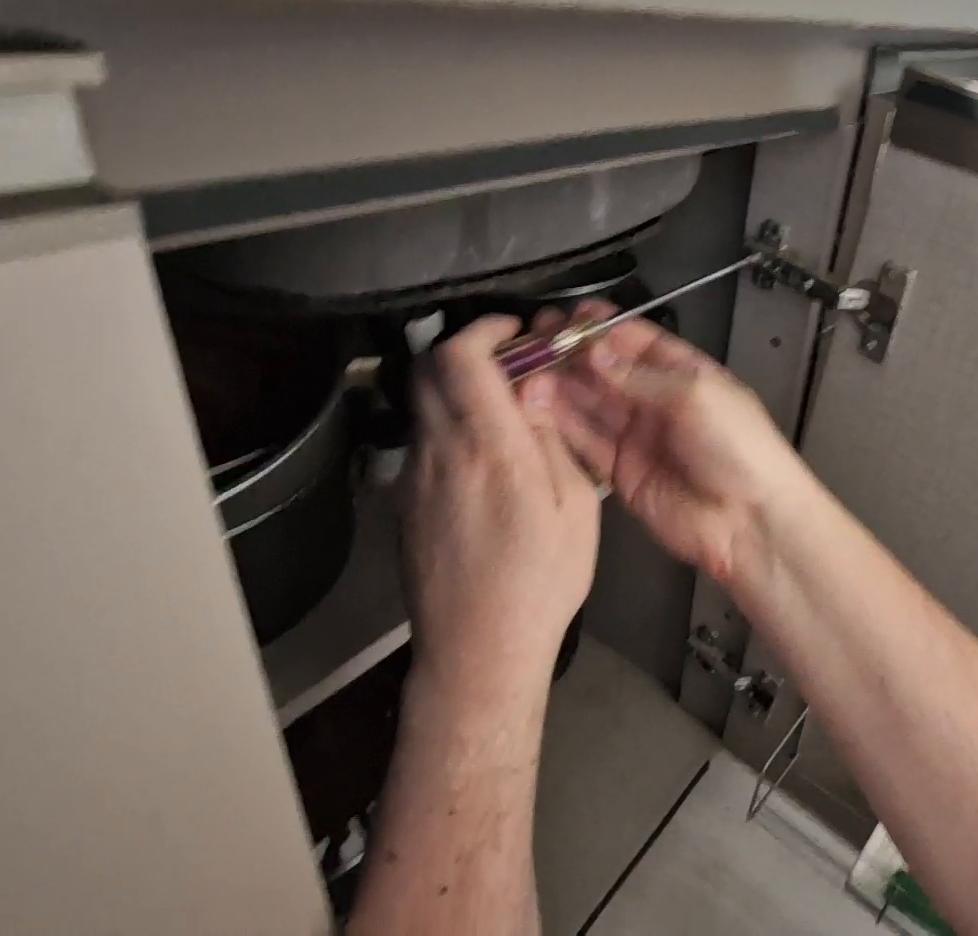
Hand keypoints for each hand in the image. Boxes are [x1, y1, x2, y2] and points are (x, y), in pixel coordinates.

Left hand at [401, 316, 600, 691]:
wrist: (479, 648)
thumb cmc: (541, 579)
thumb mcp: (573, 506)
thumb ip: (549, 439)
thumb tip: (533, 393)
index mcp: (490, 448)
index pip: (462, 358)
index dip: (483, 329)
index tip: (512, 330)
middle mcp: (441, 453)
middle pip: (429, 370)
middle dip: (466, 348)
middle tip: (508, 362)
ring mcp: (414, 478)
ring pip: (423, 405)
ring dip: (456, 388)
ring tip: (500, 409)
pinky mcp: (404, 503)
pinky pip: (422, 443)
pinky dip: (448, 426)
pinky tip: (482, 457)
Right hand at [547, 302, 808, 585]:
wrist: (749, 521)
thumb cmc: (743, 452)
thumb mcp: (697, 396)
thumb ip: (642, 375)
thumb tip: (598, 352)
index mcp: (687, 375)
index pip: (638, 343)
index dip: (604, 329)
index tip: (572, 317)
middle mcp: (659, 403)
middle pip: (607, 372)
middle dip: (572, 356)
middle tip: (537, 342)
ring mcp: (639, 438)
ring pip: (590, 405)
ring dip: (560, 388)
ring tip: (526, 371)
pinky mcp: (622, 472)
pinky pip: (586, 442)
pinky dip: (561, 425)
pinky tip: (536, 406)